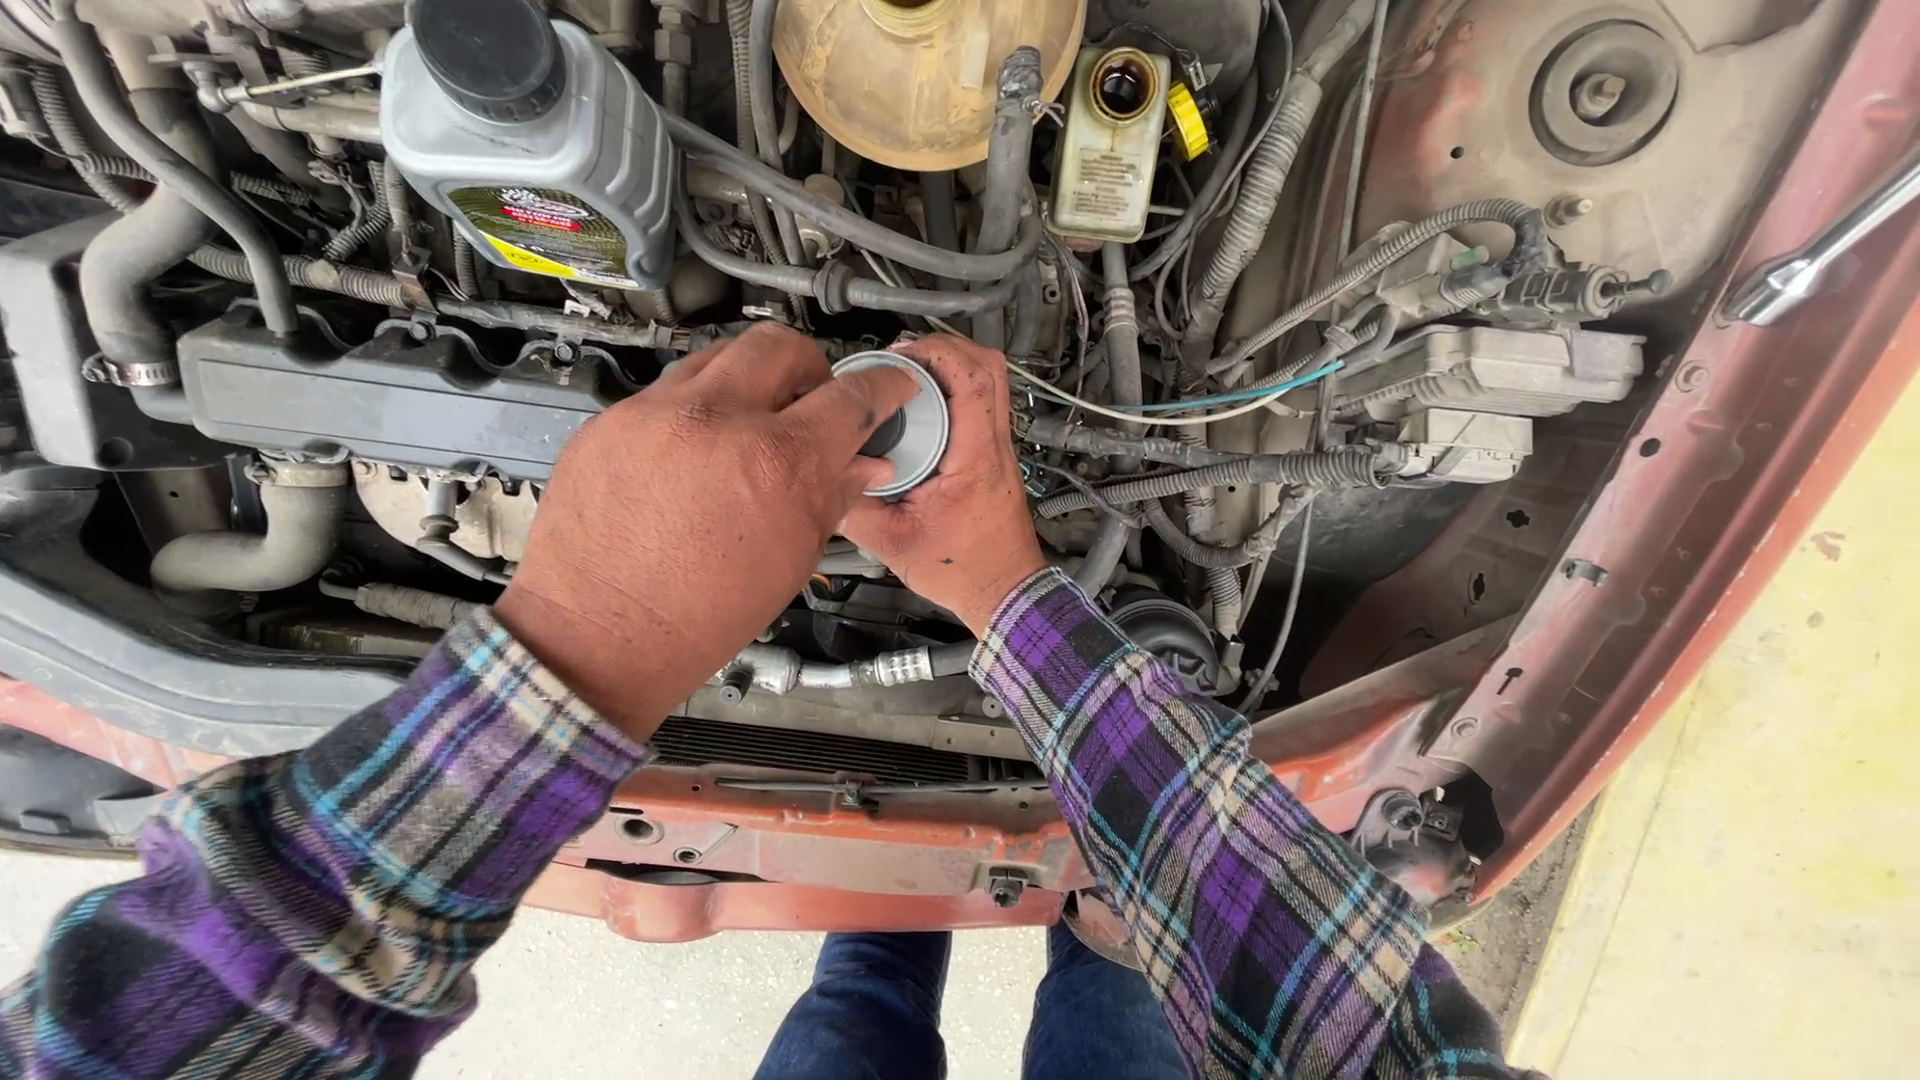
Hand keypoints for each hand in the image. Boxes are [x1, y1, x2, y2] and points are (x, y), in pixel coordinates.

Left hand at [495, 323, 917, 739]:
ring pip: (721, 356)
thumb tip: (863, 465)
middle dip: (809, 366)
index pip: (852, 396)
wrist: (598, 636)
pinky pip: (670, 390)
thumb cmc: (695, 616)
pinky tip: (699, 450)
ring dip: (750, 380)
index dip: (885, 385)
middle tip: (811, 398)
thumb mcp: (790, 560)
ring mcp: (657, 414)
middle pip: (781, 346)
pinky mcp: (613, 420)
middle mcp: (717, 421)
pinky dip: (699, 408)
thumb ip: (832, 498)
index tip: (890, 384)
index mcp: (778, 463)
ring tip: (752, 423)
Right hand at [840, 335, 1046, 635]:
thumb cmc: (962, 571)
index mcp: (975, 459)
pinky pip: (980, 405)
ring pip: (989, 382)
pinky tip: (920, 409)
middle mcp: (994, 446)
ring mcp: (999, 449)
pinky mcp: (993, 457)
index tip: (899, 356)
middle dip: (943, 348)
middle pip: (988, 366)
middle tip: (901, 358)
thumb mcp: (892, 543)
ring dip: (950, 368)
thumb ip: (853, 508)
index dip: (936, 353)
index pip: (973, 380)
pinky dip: (953, 392)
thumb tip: (822, 475)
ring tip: (907, 378)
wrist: (1003, 592)